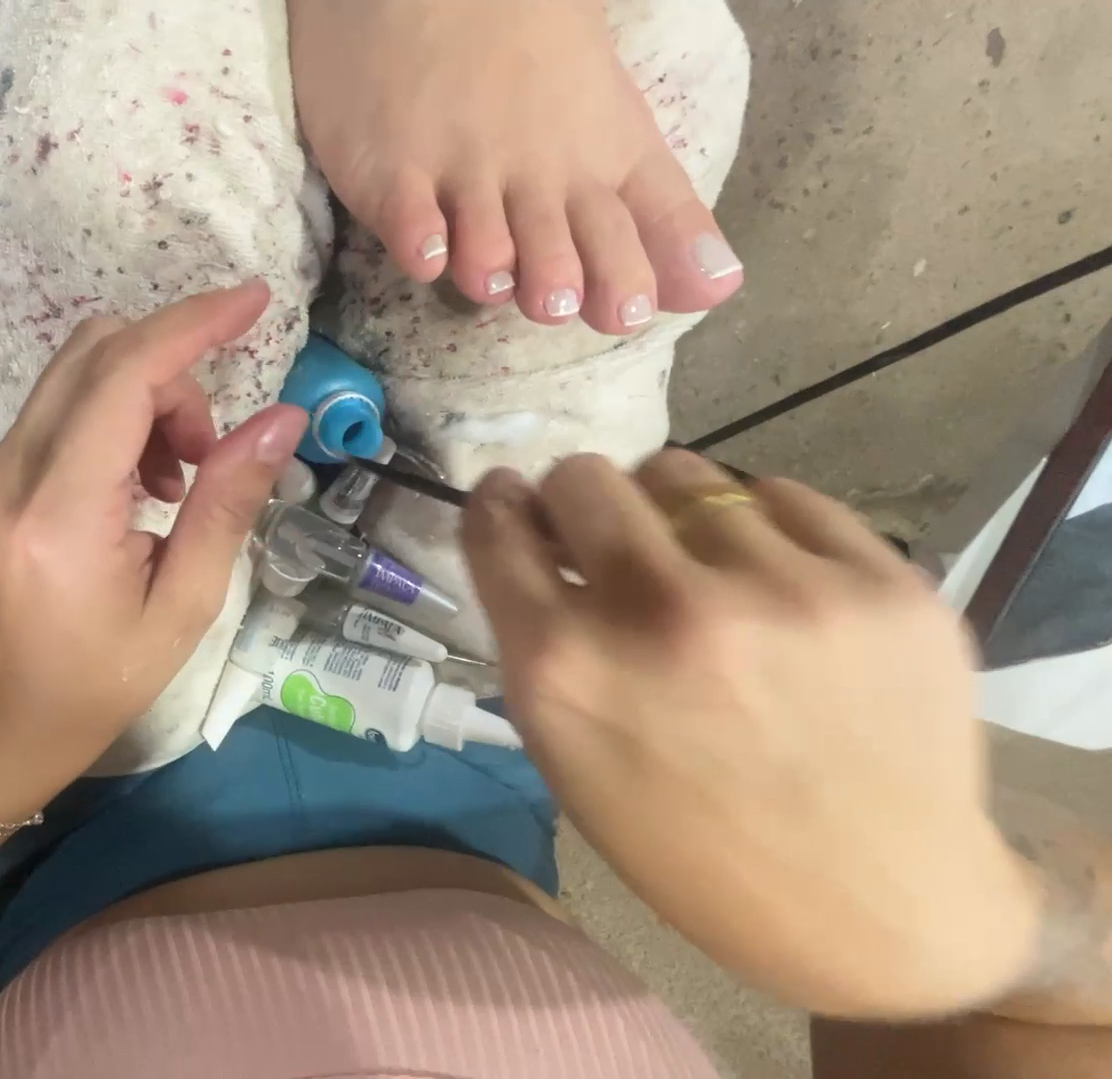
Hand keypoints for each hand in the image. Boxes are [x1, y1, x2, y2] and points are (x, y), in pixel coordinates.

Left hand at [0, 281, 305, 800]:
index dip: (192, 326)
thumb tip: (283, 418)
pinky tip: (142, 478)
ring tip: (180, 475)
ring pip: (79, 369)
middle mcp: (12, 474)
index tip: (253, 301)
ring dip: (147, 393)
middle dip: (174, 372)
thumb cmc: (107, 677)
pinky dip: (118, 412)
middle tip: (211, 449)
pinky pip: (63, 402)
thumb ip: (227, 504)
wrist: (18, 710)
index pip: (123, 377)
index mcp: (62, 513)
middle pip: (97, 353)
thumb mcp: (187, 603)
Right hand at [460, 449, 1041, 1017]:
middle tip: (602, 539)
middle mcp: (659, 613)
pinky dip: (755, 529)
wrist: (869, 906)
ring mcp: (781, 592)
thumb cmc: (676, 833)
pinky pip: (779, 497)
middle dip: (575, 501)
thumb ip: (534, 633)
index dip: (495, 503)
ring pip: (680, 472)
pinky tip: (771, 587)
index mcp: (563, 665)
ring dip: (665, 511)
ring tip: (694, 565)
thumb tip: (532, 536)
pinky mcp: (883, 585)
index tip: (508, 498)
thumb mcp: (560, 743)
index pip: (495, 526)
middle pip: (581, 476)